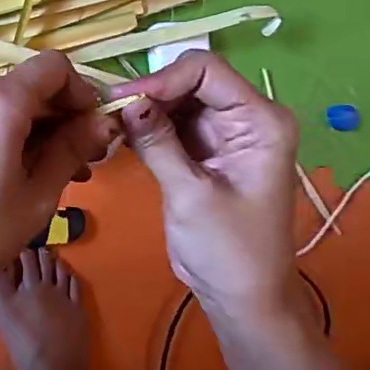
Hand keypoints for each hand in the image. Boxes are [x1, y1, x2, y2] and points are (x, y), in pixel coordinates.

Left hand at [0, 52, 118, 334]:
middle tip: (88, 160)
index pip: (53, 67)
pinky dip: (11, 135)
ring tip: (63, 174)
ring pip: (9, 104)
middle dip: (63, 117)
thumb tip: (105, 122)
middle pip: (30, 86)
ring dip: (39, 130)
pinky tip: (26, 171)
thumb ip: (73, 148)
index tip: (95, 130)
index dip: (82, 93)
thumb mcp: (38, 196)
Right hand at [113, 51, 299, 315]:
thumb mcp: (190, 195)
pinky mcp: (202, 149)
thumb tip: (124, 102)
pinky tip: (121, 133)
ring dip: (144, 108)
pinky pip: (170, 123)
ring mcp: (224, 133)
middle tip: (108, 110)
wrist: (242, 297)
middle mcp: (246, 118)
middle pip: (191, 81)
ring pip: (176, 100)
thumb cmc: (229, 250)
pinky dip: (146, 126)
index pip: (207, 72)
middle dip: (150, 92)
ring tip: (109, 121)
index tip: (123, 100)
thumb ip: (158, 143)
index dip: (163, 78)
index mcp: (261, 121)